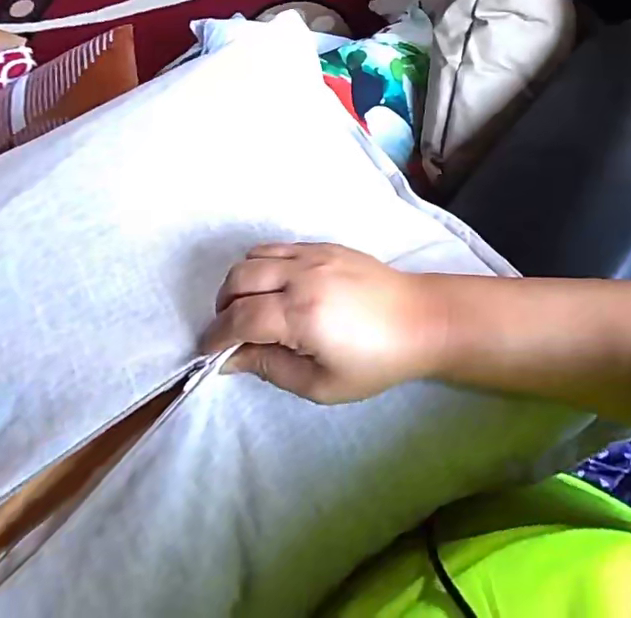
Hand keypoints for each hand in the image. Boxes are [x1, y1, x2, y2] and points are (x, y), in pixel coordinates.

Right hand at [201, 243, 447, 402]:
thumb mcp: (322, 384)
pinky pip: (281, 247)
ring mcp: (316, 254)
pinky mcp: (328, 246)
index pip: (239, 319)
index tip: (208, 352)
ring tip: (250, 307)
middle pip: (239, 279)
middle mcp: (302, 275)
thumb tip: (232, 358)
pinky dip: (264, 265)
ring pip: (256, 255)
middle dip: (223, 306)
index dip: (215, 337)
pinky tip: (277, 288)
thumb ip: (271, 368)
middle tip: (229, 330)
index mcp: (300, 313)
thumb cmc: (376, 361)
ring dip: (241, 281)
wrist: (422, 319)